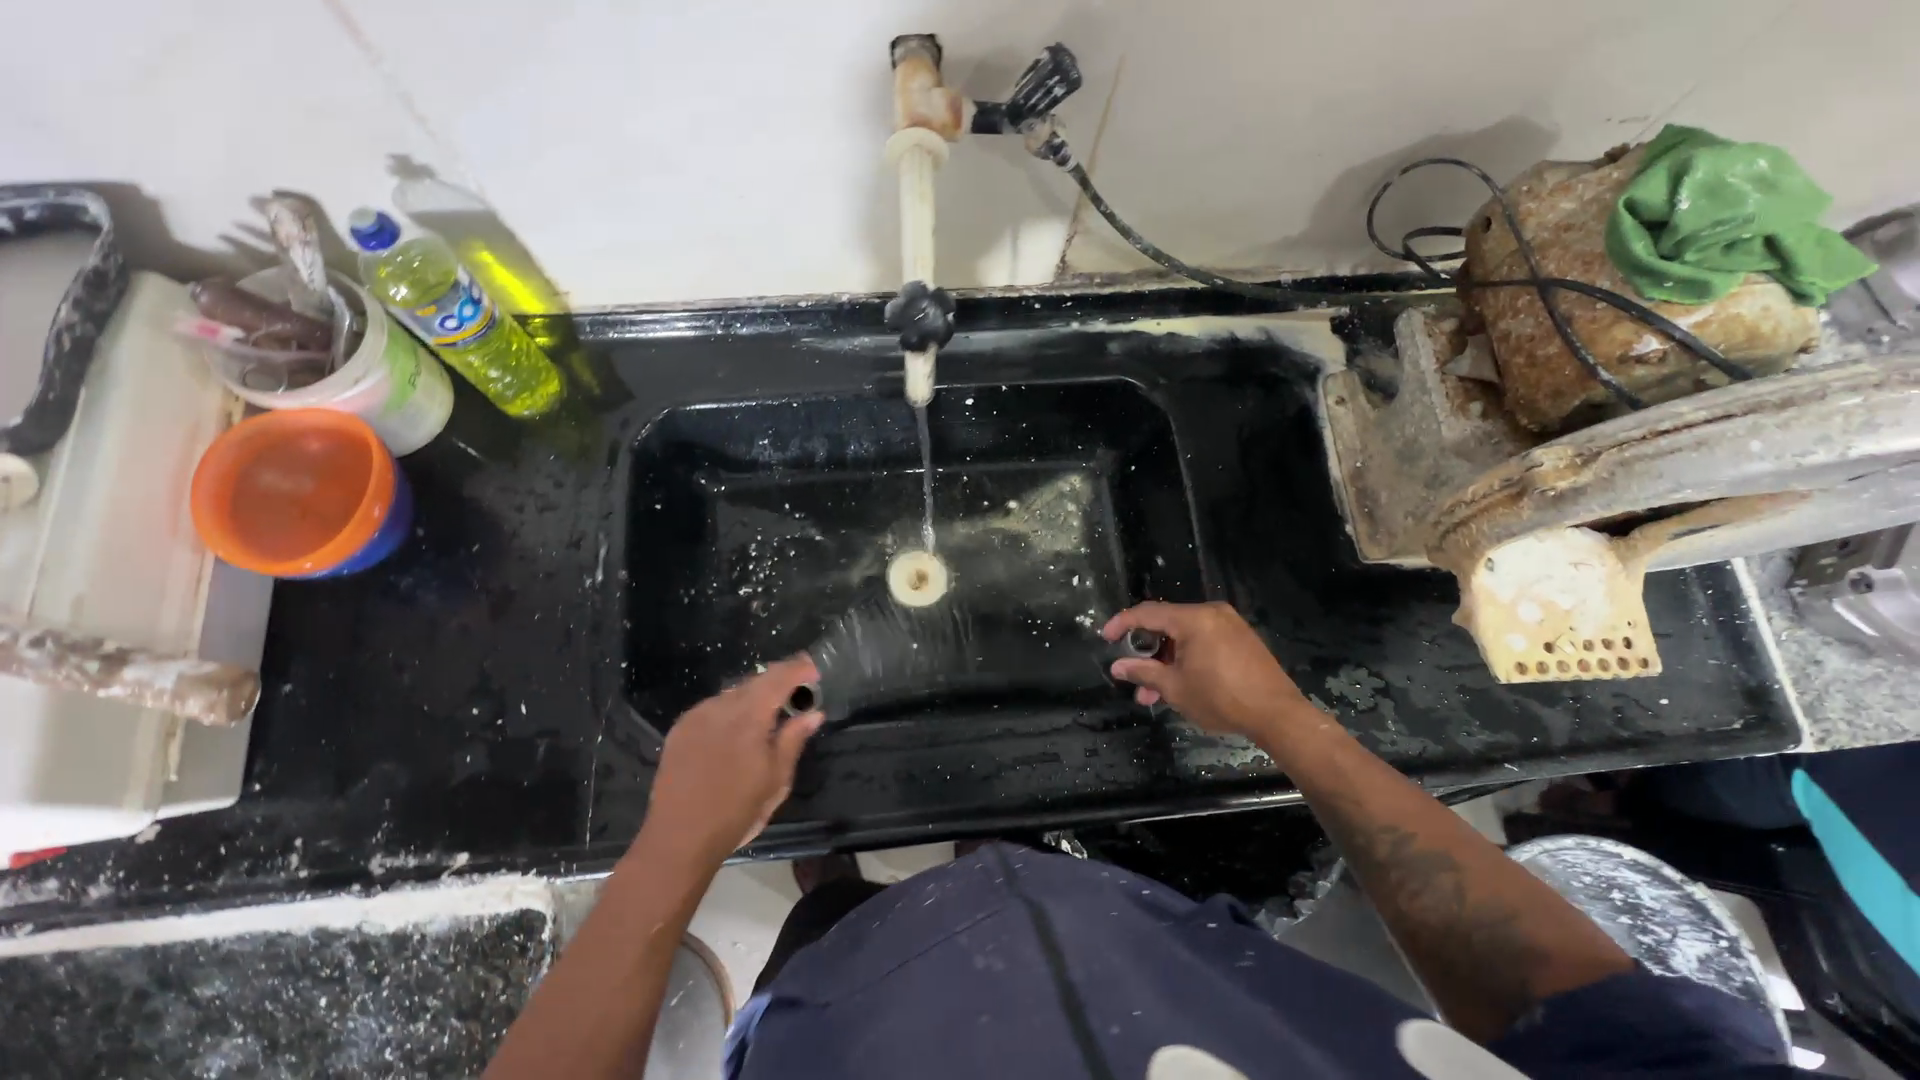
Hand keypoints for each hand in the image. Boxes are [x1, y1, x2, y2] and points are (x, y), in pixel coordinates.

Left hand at [643, 657, 822, 865]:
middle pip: (753, 682)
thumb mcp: (776, 779)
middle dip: (776, 682)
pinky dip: (729, 710)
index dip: (798, 669)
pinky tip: (735, 730)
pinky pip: (711, 708)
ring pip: (731, 694)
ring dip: (752, 697)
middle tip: (795, 691)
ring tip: (766, 714)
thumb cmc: (736, 812)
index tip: (813, 670)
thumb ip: (794, 739)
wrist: (679, 837)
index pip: (778, 678)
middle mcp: (719, 707)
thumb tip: (813, 712)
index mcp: (748, 716)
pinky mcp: (679, 730)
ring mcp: (695, 717)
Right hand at [1103, 602, 1314, 739]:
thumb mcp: (1175, 688)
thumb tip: (1117, 666)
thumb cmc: (1221, 698)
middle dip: (1147, 654)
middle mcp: (1212, 613)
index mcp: (1194, 619)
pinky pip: (1204, 641)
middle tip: (1134, 678)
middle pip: (1167, 625)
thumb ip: (1143, 672)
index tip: (1106, 638)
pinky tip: (1180, 684)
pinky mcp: (1241, 639)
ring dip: (1167, 662)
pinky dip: (1187, 658)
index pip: (1147, 613)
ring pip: (1185, 637)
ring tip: (1154, 694)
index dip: (1122, 624)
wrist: (1277, 714)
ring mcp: (1229, 625)